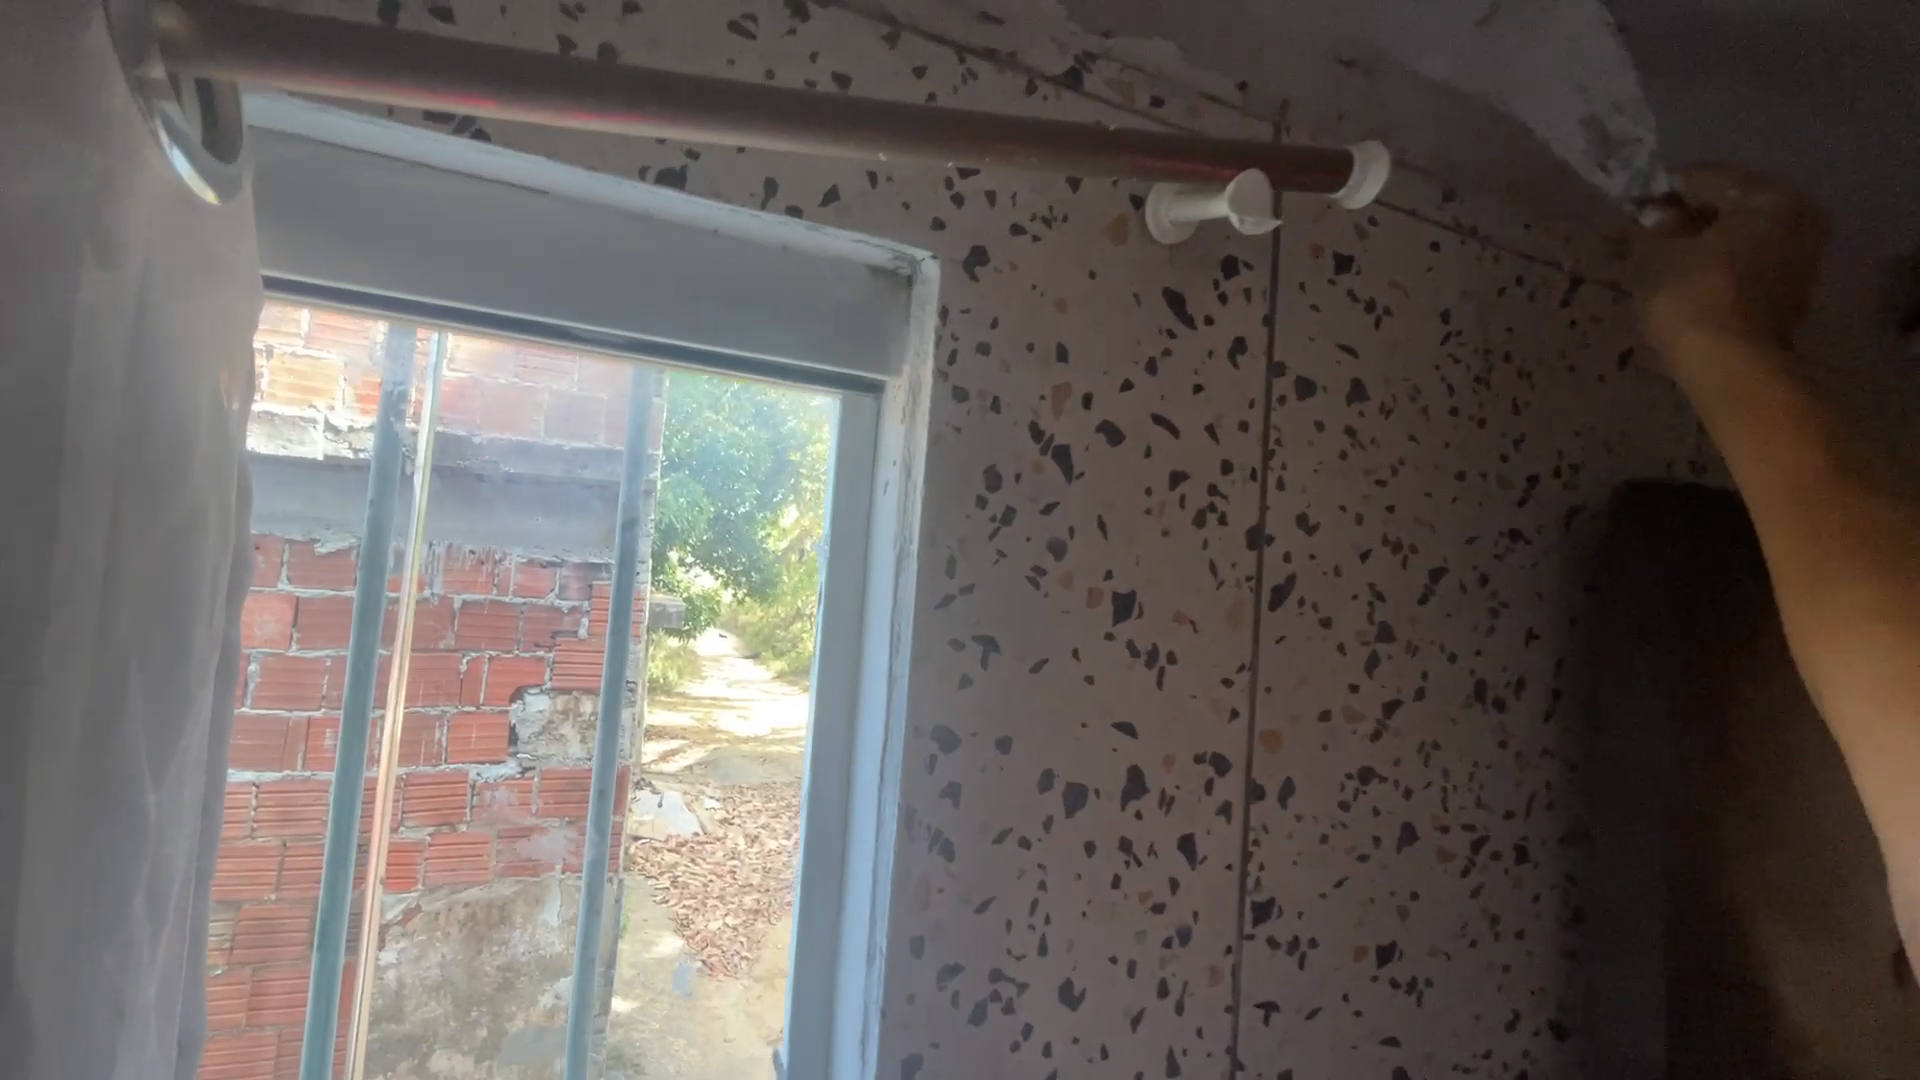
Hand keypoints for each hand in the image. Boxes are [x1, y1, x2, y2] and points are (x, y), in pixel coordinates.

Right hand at [1633, 164, 1829, 362]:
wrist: (1726, 360)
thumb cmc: (1689, 296)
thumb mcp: (1655, 255)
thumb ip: (1653, 227)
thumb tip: (1654, 214)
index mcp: (1769, 198)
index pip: (1709, 178)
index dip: (1664, 187)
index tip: (1631, 201)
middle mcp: (1799, 216)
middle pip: (1733, 205)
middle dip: (1688, 216)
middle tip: (1645, 229)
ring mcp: (1801, 255)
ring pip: (1742, 235)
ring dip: (1703, 241)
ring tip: (1662, 256)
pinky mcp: (1790, 288)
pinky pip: (1748, 261)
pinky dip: (1718, 263)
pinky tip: (1686, 277)